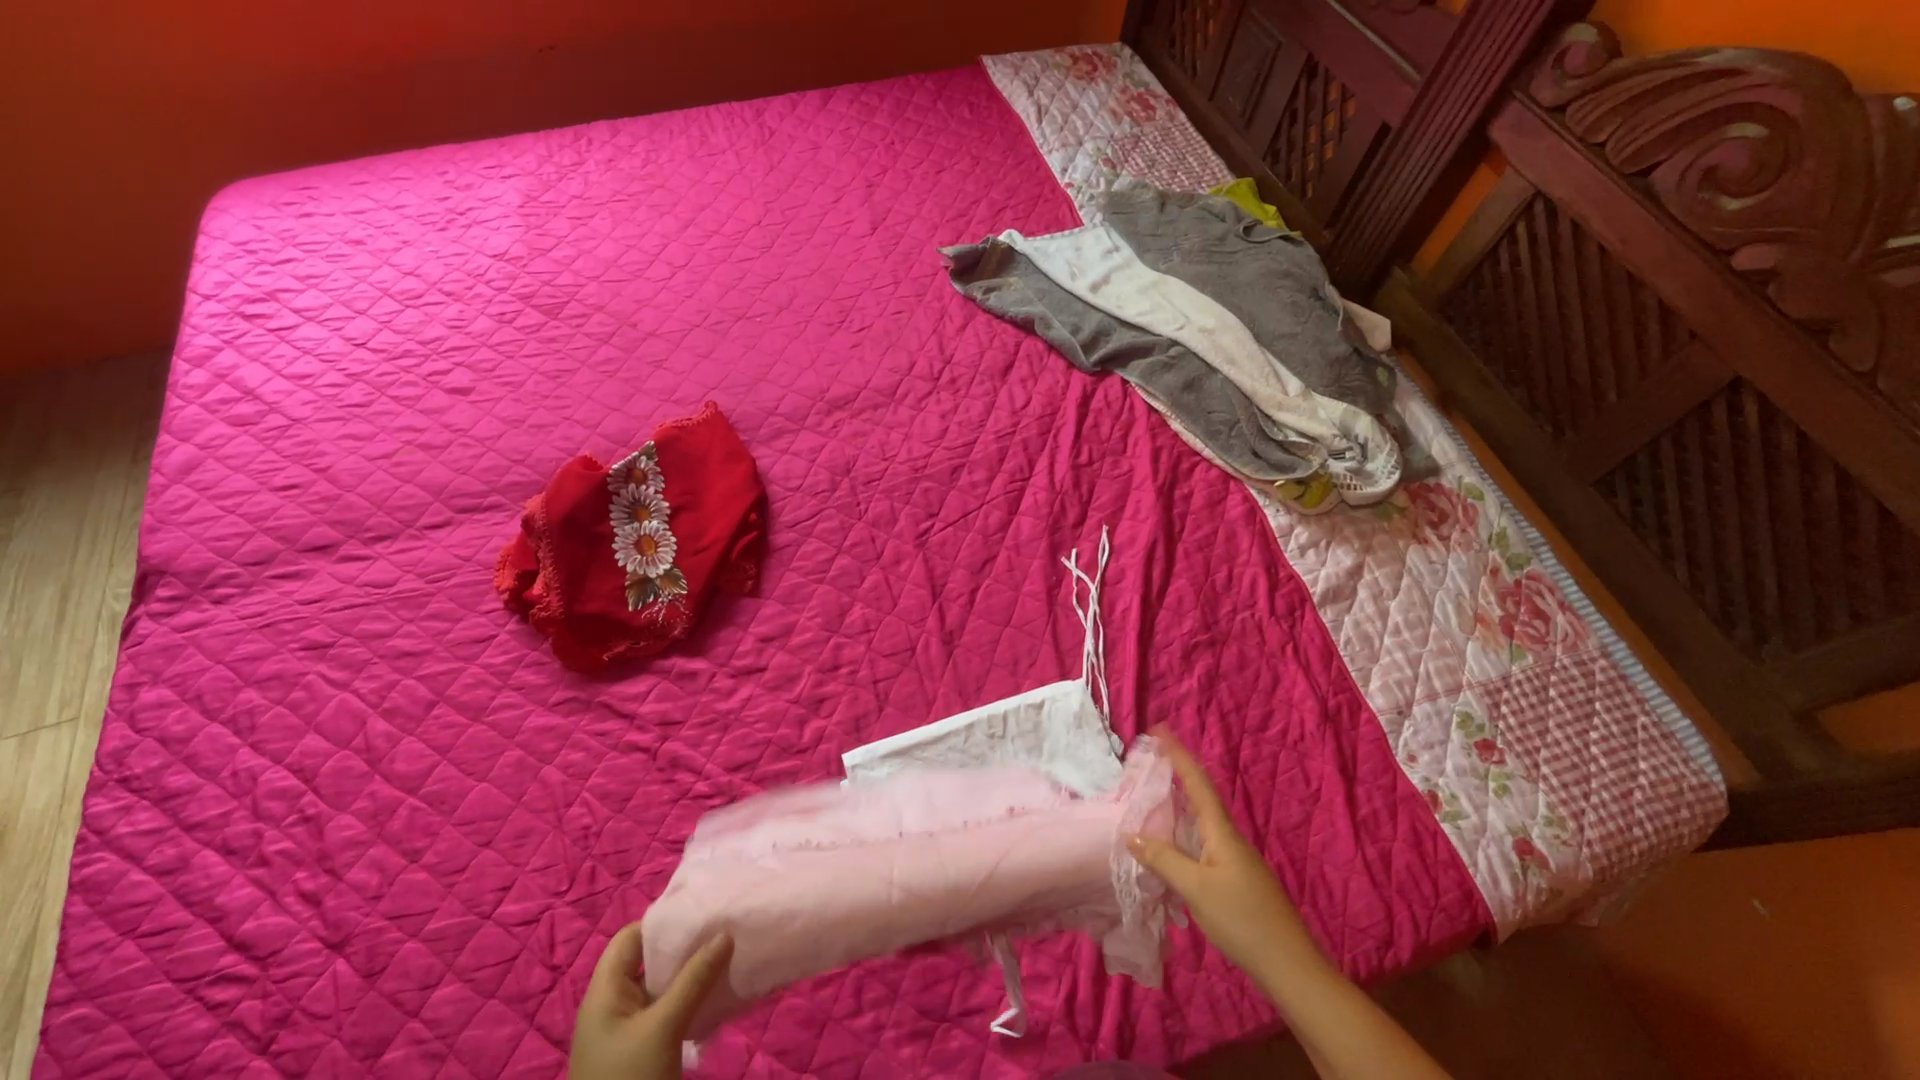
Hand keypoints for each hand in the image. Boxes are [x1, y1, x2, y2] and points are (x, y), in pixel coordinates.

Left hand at [569, 924, 733, 1079]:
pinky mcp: (641, 1050)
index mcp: (604, 992)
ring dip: (688, 975)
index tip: (701, 914)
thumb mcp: (664, 1028)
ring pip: (659, 988)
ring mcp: (625, 1030)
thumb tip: (724, 933)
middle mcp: (611, 1005)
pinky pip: (665, 1012)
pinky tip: (716, 998)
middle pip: (645, 961)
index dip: (662, 922)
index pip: (629, 938)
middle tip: (721, 933)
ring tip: (725, 960)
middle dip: (682, 948)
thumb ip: (693, 980)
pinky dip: (688, 1000)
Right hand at [1127, 729, 1320, 985]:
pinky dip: (1182, 836)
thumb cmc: (1242, 920)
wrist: (1289, 964)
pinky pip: (1202, 845)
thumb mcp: (1196, 890)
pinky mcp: (1235, 880)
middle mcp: (1229, 839)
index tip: (1160, 729)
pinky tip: (1170, 848)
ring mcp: (1234, 860)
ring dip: (1177, 807)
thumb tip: (1132, 834)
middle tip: (1149, 761)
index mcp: (1221, 833)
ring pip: (1200, 823)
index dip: (1179, 755)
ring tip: (1151, 799)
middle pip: (1200, 798)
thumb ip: (1164, 860)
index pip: (1197, 783)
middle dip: (1176, 776)